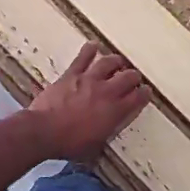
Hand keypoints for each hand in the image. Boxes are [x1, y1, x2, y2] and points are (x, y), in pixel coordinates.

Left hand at [27, 43, 150, 162]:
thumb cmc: (70, 144)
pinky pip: (82, 58)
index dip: (144, 94)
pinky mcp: (71, 75)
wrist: (44, 131)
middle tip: (133, 77)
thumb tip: (108, 127)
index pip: (137, 98)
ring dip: (116, 61)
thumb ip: (106, 131)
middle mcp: (106, 92)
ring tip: (118, 62)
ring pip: (108, 63)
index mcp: (115, 111)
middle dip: (133, 76)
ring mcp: (89, 80)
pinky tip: (93, 45)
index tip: (145, 92)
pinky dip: (88, 50)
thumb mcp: (95, 145)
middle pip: (128, 77)